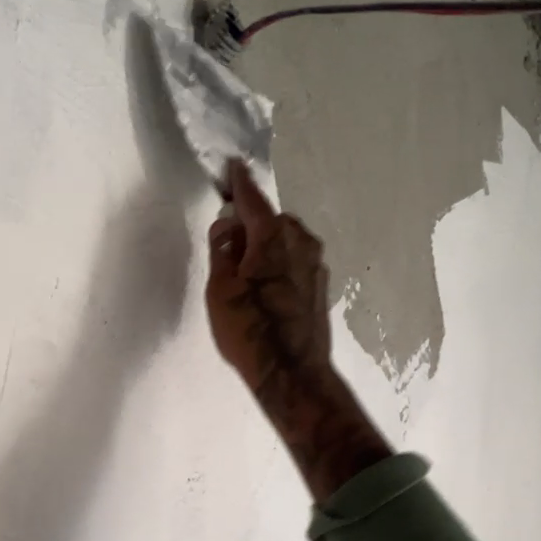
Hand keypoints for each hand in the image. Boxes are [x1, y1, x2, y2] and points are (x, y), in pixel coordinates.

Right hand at [205, 160, 331, 390]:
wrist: (292, 374)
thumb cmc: (249, 331)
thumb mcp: (220, 290)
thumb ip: (222, 251)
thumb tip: (227, 226)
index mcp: (273, 235)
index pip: (252, 198)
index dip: (238, 183)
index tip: (231, 167)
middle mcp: (301, 241)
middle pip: (271, 221)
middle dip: (251, 224)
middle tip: (228, 240)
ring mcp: (316, 264)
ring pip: (285, 242)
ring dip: (266, 247)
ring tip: (245, 271)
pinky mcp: (320, 286)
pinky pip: (293, 262)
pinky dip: (278, 264)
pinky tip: (264, 287)